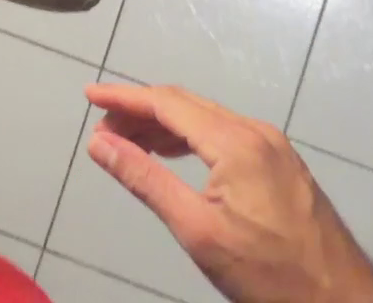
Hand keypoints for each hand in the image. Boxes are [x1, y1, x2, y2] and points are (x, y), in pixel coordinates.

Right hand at [84, 84, 372, 302]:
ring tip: (128, 142)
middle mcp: (256, 133)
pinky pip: (223, 133)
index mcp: (235, 142)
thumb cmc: (271, 275)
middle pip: (184, 104)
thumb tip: (98, 143)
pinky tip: (171, 153)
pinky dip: (189, 135)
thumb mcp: (198, 230)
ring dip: (162, 123)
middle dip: (139, 110)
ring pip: (204, 117)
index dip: (123, 97)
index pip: (166, 103)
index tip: (88, 96)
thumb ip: (144, 179)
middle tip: (104, 130)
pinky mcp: (283, 166)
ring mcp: (274, 148)